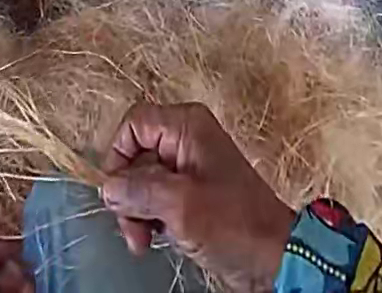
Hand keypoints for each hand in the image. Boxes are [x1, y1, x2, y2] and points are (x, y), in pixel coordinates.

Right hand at [100, 102, 294, 289]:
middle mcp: (186, 136)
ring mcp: (190, 163)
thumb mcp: (181, 205)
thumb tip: (107, 186)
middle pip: (137, 152)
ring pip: (143, 176)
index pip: (135, 123)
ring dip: (137, 209)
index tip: (117, 194)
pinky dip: (151, 215)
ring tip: (144, 240)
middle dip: (128, 192)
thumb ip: (140, 190)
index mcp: (186, 124)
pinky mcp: (192, 189)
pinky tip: (158, 236)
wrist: (274, 258)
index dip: (119, 155)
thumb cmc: (233, 223)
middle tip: (133, 230)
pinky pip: (158, 193)